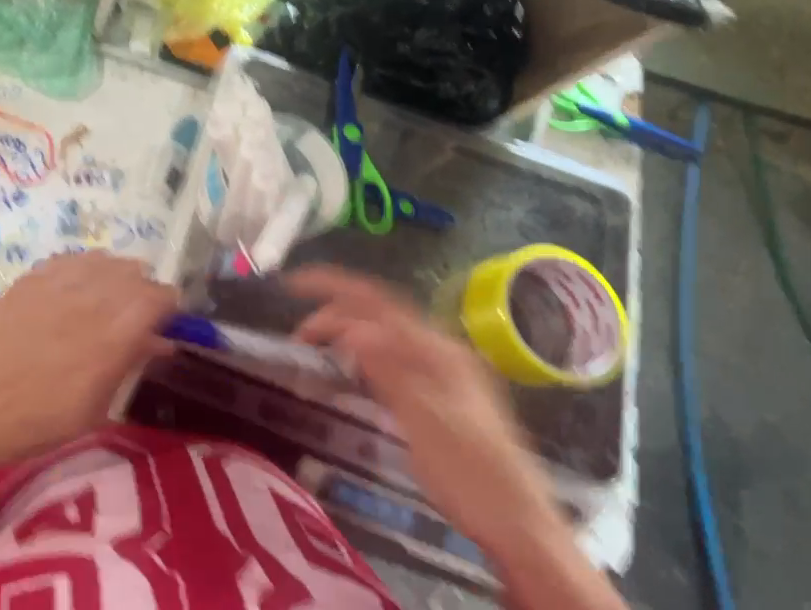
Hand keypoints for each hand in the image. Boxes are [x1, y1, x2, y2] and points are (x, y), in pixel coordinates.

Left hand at [0, 253, 178, 477]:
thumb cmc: (44, 421)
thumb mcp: (101, 404)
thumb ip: (133, 362)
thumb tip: (161, 340)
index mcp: (113, 335)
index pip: (159, 297)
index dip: (169, 306)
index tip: (169, 320)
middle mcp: (88, 299)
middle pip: (134, 272)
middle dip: (145, 289)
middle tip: (142, 313)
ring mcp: (55, 283)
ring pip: (103, 260)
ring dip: (116, 275)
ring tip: (112, 297)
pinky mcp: (29, 279)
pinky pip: (69, 259)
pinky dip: (83, 268)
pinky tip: (80, 286)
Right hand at [286, 265, 567, 555]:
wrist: (518, 525)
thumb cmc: (470, 477)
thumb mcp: (425, 423)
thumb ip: (388, 371)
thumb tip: (350, 328)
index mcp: (438, 351)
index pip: (377, 302)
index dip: (333, 287)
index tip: (292, 285)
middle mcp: (440, 352)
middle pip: (379, 315)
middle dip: (334, 315)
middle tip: (297, 340)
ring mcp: (442, 372)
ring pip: (384, 336)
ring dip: (347, 334)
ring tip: (313, 350)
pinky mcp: (439, 394)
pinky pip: (392, 359)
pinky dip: (363, 357)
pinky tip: (348, 373)